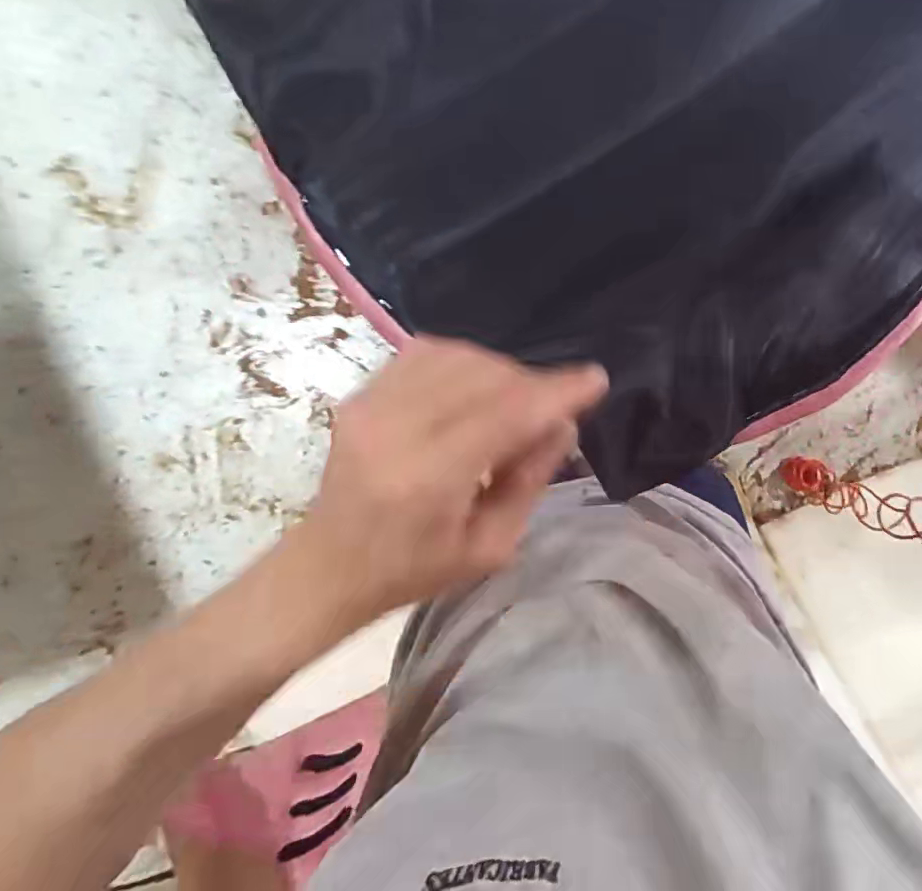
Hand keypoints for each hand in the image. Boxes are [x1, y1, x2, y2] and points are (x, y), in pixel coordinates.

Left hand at [276, 338, 607, 637]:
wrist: (327, 567)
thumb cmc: (414, 569)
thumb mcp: (490, 545)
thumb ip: (531, 480)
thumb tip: (564, 422)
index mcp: (428, 479)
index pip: (506, 414)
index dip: (557, 392)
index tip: (595, 380)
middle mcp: (395, 430)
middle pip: (488, 378)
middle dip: (534, 386)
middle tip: (550, 413)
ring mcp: (371, 405)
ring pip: (461, 357)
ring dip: (502, 373)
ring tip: (512, 405)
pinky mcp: (361, 393)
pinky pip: (429, 352)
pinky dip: (467, 362)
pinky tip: (476, 388)